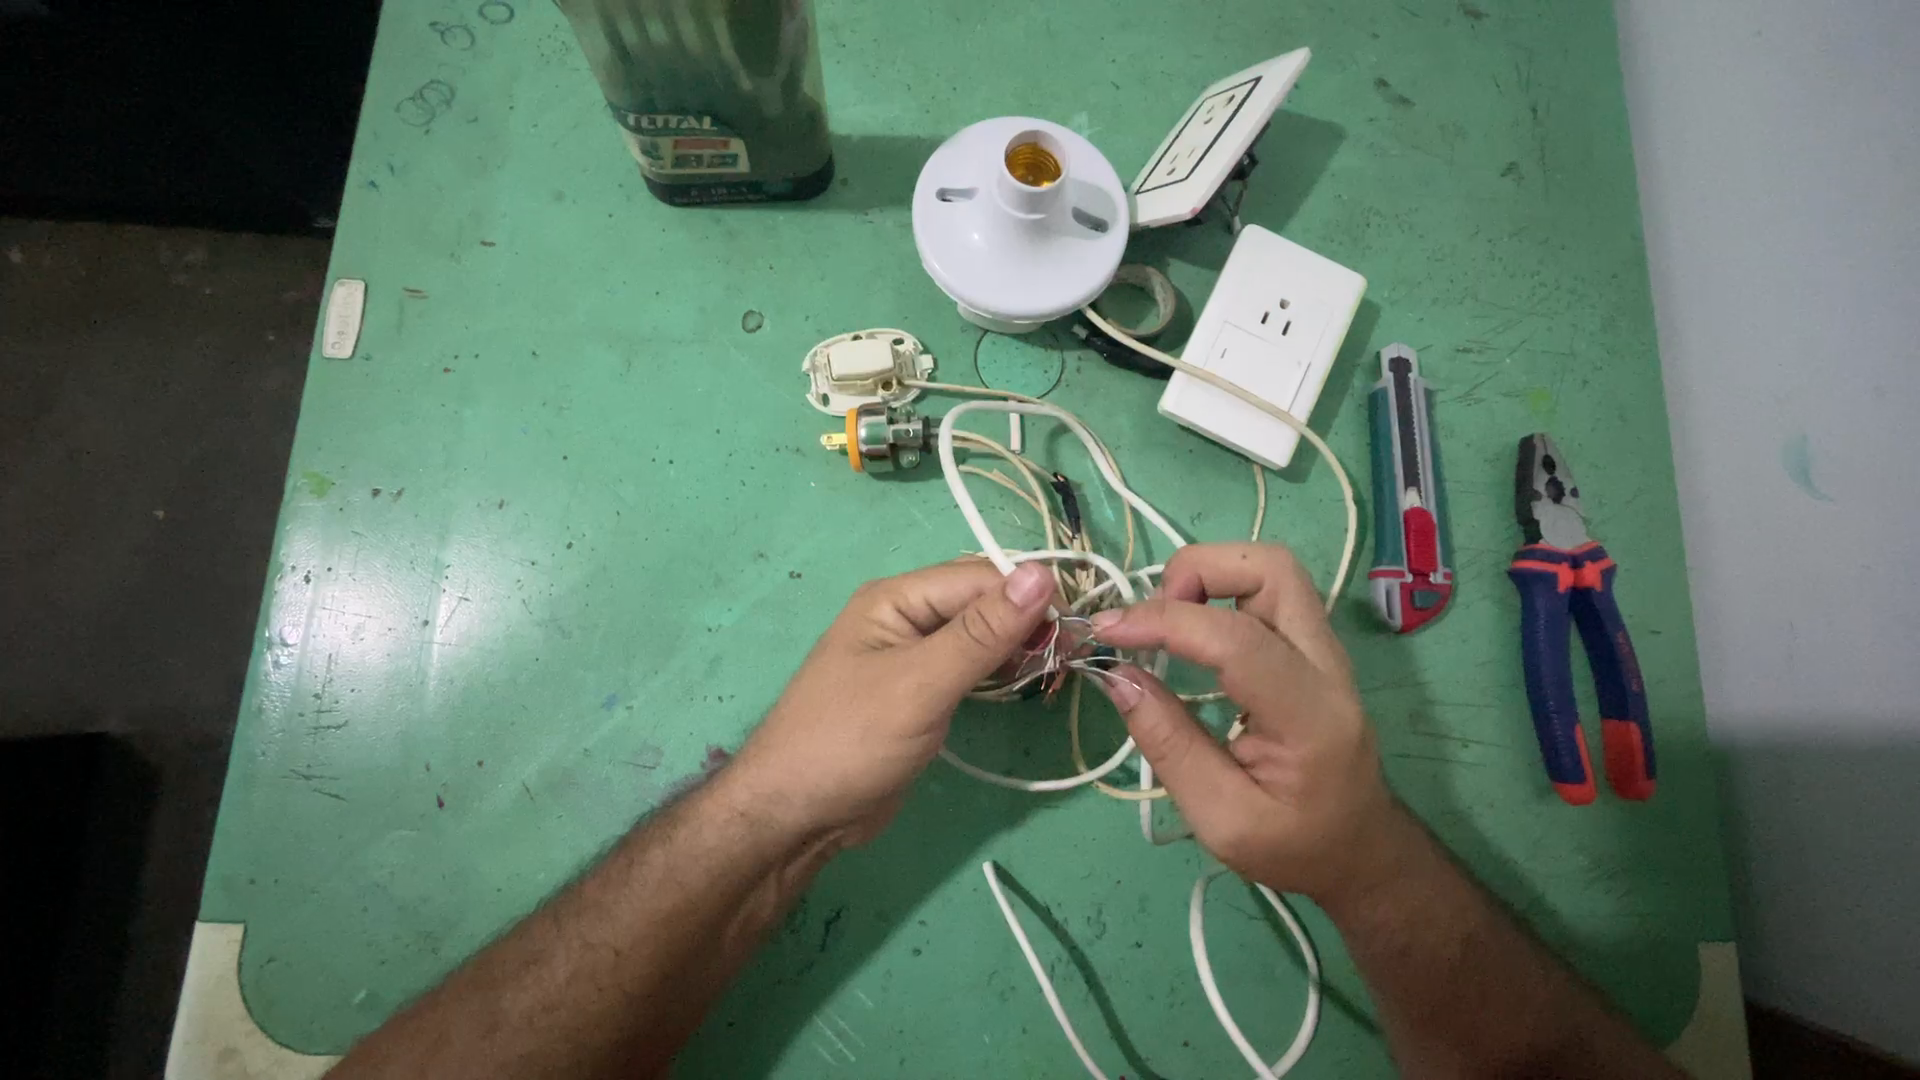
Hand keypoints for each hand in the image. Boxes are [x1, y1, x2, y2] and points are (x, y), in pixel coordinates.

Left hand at [728, 559, 1054, 845]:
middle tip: (1070, 657)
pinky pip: (969, 666)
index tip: (1075, 632)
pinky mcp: (921, 690)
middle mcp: (906, 615)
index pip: (980, 578)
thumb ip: (981, 632)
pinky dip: (999, 671)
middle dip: (1026, 622)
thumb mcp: (920, 684)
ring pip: (979, 634)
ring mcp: (912, 654)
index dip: (1029, 598)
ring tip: (1055, 671)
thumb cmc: (850, 741)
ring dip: (1016, 647)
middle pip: (982, 601)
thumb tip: (1041, 574)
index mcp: (897, 597)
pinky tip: (1023, 685)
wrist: (797, 815)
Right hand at [1088, 543, 1410, 903]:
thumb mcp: (1219, 818)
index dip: (1164, 622)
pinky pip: (1265, 591)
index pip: (1237, 639)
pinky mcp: (1311, 645)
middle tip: (1151, 619)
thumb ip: (1167, 743)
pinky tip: (1188, 630)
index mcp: (1309, 717)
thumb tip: (1116, 675)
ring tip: (1166, 620)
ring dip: (1207, 575)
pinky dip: (1216, 591)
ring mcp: (1324, 648)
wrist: (1360, 850)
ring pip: (1270, 568)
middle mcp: (1326, 665)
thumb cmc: (1292, 846)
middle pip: (1270, 569)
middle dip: (1196, 573)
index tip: (1106, 631)